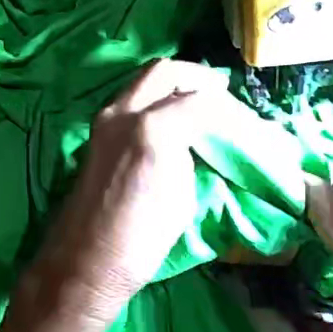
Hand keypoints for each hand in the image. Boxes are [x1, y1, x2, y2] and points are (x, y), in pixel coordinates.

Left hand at [29, 60, 229, 328]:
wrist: (85, 259)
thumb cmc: (140, 238)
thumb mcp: (183, 195)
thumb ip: (191, 154)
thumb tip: (201, 140)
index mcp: (151, 126)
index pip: (201, 99)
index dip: (229, 111)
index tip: (247, 124)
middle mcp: (122, 111)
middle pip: (163, 71)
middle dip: (196, 79)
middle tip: (221, 96)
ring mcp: (104, 120)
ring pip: (142, 82)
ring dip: (172, 87)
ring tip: (200, 108)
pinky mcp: (95, 133)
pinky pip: (130, 101)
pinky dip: (154, 102)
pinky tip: (173, 123)